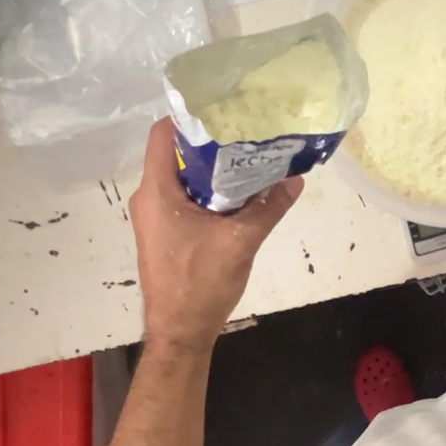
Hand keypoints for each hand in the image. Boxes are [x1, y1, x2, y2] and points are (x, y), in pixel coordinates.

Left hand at [129, 119, 302, 353]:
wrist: (181, 332)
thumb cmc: (201, 284)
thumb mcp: (241, 241)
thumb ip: (268, 207)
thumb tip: (296, 179)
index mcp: (157, 191)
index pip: (163, 133)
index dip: (192, 118)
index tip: (226, 113)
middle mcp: (149, 199)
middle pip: (177, 155)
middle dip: (212, 145)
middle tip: (247, 137)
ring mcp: (155, 219)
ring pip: (183, 181)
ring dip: (213, 173)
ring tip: (249, 165)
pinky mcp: (165, 235)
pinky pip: (184, 202)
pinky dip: (209, 195)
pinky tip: (238, 200)